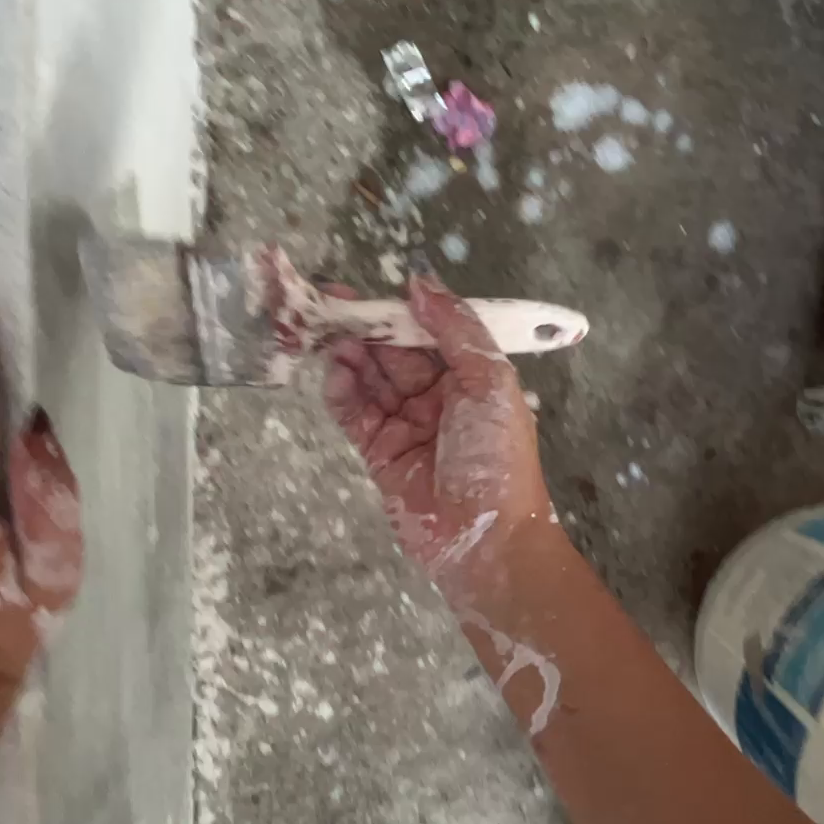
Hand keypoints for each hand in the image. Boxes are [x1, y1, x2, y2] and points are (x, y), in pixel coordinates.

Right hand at [323, 272, 552, 595]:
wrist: (485, 539)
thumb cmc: (495, 456)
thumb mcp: (489, 382)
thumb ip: (456, 329)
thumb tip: (420, 283)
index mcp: (470, 377)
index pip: (430, 334)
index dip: (402, 312)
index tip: (373, 291)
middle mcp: (436, 397)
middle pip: (395, 353)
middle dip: (368, 329)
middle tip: (332, 303)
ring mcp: (405, 425)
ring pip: (371, 380)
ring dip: (351, 355)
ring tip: (327, 332)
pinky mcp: (379, 453)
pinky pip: (355, 414)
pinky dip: (342, 391)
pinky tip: (333, 369)